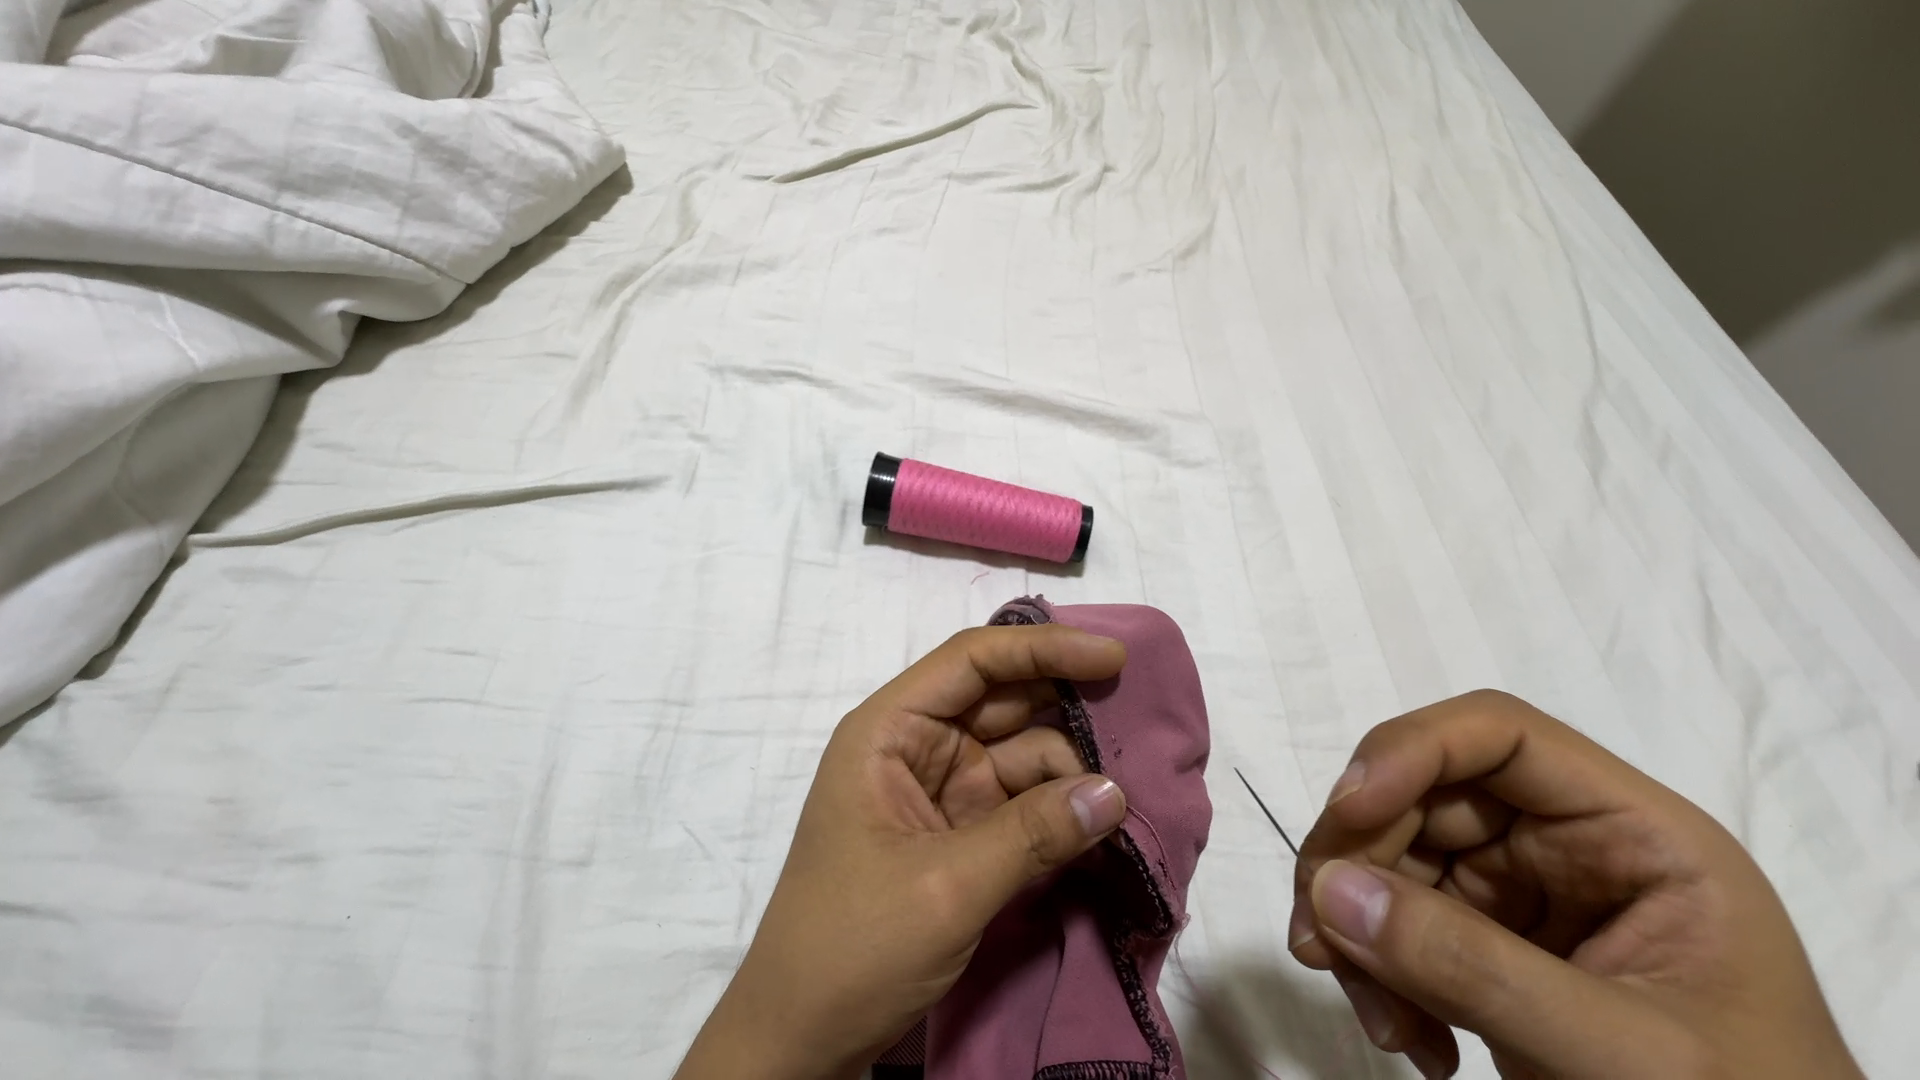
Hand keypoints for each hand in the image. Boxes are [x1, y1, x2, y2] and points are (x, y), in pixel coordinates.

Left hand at [674, 625, 1131, 1079]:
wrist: (804, 1035)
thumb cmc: (854, 944)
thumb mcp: (947, 885)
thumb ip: (1033, 833)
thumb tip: (1116, 794)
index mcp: (890, 731)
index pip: (972, 661)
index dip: (1043, 648)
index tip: (1112, 659)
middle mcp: (917, 748)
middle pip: (1004, 702)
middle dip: (1068, 707)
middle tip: (1139, 718)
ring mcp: (943, 793)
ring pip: (1023, 755)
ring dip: (1073, 770)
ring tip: (1130, 793)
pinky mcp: (963, 837)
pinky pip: (1024, 805)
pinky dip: (1063, 811)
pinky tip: (1106, 821)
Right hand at [1288, 690, 1863, 1079]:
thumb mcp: (1627, 1059)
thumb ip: (1478, 970)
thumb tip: (1330, 889)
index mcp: (1634, 833)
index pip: (1501, 736)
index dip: (1410, 751)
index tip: (1346, 814)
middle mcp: (1566, 845)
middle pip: (1421, 800)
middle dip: (1359, 865)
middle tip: (1319, 944)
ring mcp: (1519, 895)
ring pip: (1390, 862)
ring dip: (1357, 932)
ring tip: (1381, 1024)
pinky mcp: (1485, 946)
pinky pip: (1394, 926)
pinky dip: (1377, 975)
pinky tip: (1407, 1039)